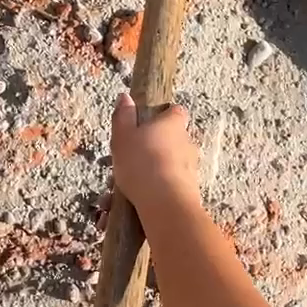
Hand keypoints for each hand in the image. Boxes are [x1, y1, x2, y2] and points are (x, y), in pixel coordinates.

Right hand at [110, 93, 200, 218]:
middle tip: (124, 166)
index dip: (162, 116)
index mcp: (172, 124)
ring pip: (162, 169)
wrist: (165, 202)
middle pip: (167, 142)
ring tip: (116, 197)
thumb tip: (125, 97)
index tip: (146, 125)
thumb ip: (123, 117)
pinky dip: (147, 197)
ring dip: (142, 179)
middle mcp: (186, 143)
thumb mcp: (123, 136)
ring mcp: (189, 168)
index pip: (174, 111)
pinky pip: (164, 190)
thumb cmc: (141, 163)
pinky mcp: (188, 190)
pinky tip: (125, 210)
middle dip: (146, 154)